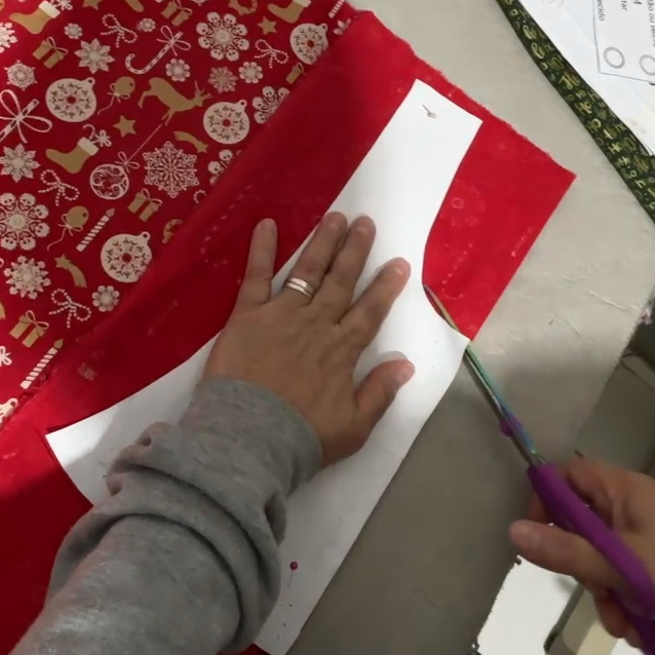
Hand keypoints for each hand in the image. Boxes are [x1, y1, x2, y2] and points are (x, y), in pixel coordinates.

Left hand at [203, 213, 414, 465]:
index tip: (398, 263)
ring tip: (334, 216)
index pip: (369, 312)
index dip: (385, 287)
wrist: (249, 438)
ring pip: (307, 271)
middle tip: (365, 222)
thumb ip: (380, 392)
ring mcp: (281, 315)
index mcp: (341, 350)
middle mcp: (316, 324)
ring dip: (322, 242)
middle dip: (355, 250)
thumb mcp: (354, 427)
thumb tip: (406, 365)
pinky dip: (262, 249)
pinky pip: (257, 276)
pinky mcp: (248, 314)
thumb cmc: (301, 437)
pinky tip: (268, 224)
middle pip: (340, 281)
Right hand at [510, 458, 654, 640]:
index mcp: (623, 488)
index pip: (567, 474)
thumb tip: (512, 531)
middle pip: (582, 521)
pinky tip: (634, 626)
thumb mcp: (619, 565)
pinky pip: (624, 571)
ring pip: (602, 553)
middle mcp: (632, 503)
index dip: (547, 499)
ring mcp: (647, 532)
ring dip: (602, 590)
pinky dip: (623, 597)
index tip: (540, 534)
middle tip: (592, 590)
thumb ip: (565, 551)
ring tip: (620, 623)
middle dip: (581, 563)